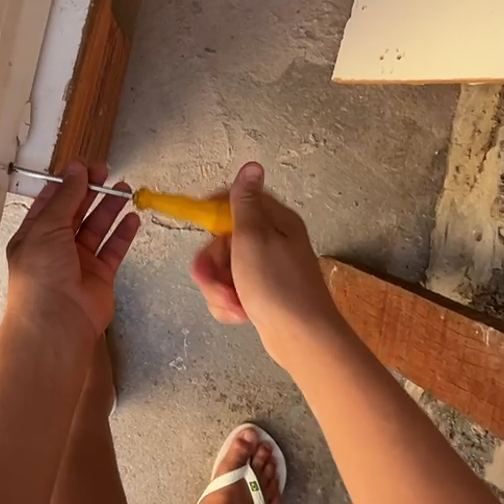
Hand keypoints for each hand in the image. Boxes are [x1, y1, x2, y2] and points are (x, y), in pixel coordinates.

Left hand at [5, 162, 141, 341]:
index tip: (85, 167)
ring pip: (96, 228)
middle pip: (75, 212)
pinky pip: (113, 249)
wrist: (57, 323)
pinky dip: (123, 233)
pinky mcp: (99, 275)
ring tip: (124, 189)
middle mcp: (55, 246)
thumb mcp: (47, 227)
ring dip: (109, 208)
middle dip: (90, 191)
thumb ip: (66, 197)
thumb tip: (76, 169)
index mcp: (34, 234)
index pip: (51, 202)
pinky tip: (132, 217)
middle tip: (106, 173)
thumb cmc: (42, 274)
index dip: (67, 183)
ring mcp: (78, 261)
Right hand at [189, 163, 342, 360]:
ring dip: (219, 288)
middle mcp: (272, 241)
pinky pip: (232, 290)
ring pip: (223, 268)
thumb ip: (245, 202)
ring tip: (231, 305)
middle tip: (213, 282)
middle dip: (213, 264)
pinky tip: (239, 315)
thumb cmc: (275, 285)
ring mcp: (266, 269)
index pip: (236, 200)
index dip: (213, 213)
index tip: (202, 230)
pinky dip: (229, 303)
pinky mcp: (261, 294)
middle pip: (223, 239)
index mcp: (274, 221)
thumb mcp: (253, 238)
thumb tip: (252, 165)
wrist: (301, 339)